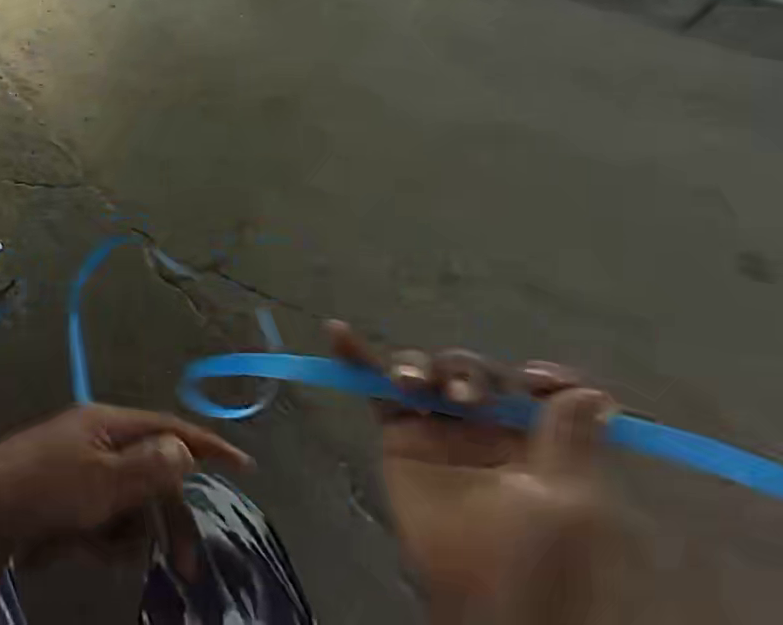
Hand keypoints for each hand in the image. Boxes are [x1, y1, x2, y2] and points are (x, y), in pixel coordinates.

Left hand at [0, 404, 250, 554]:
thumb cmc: (51, 490)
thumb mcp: (107, 480)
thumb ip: (151, 464)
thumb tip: (183, 445)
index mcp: (104, 424)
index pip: (165, 427)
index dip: (205, 445)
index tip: (246, 465)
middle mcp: (96, 440)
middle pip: (153, 477)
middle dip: (167, 520)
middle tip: (185, 566)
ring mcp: (81, 468)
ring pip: (132, 505)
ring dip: (127, 532)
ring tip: (101, 544)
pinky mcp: (69, 496)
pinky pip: (106, 517)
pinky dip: (104, 536)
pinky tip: (84, 545)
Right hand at [328, 323, 635, 620]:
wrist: (483, 592)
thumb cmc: (541, 552)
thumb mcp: (571, 500)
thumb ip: (569, 442)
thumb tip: (588, 390)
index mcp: (543, 441)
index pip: (542, 391)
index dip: (539, 376)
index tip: (530, 379)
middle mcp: (491, 427)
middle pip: (472, 373)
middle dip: (464, 374)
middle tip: (462, 400)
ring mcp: (440, 428)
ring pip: (424, 374)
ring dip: (416, 366)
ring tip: (410, 385)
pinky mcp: (398, 434)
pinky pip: (375, 391)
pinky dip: (355, 359)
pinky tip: (337, 333)